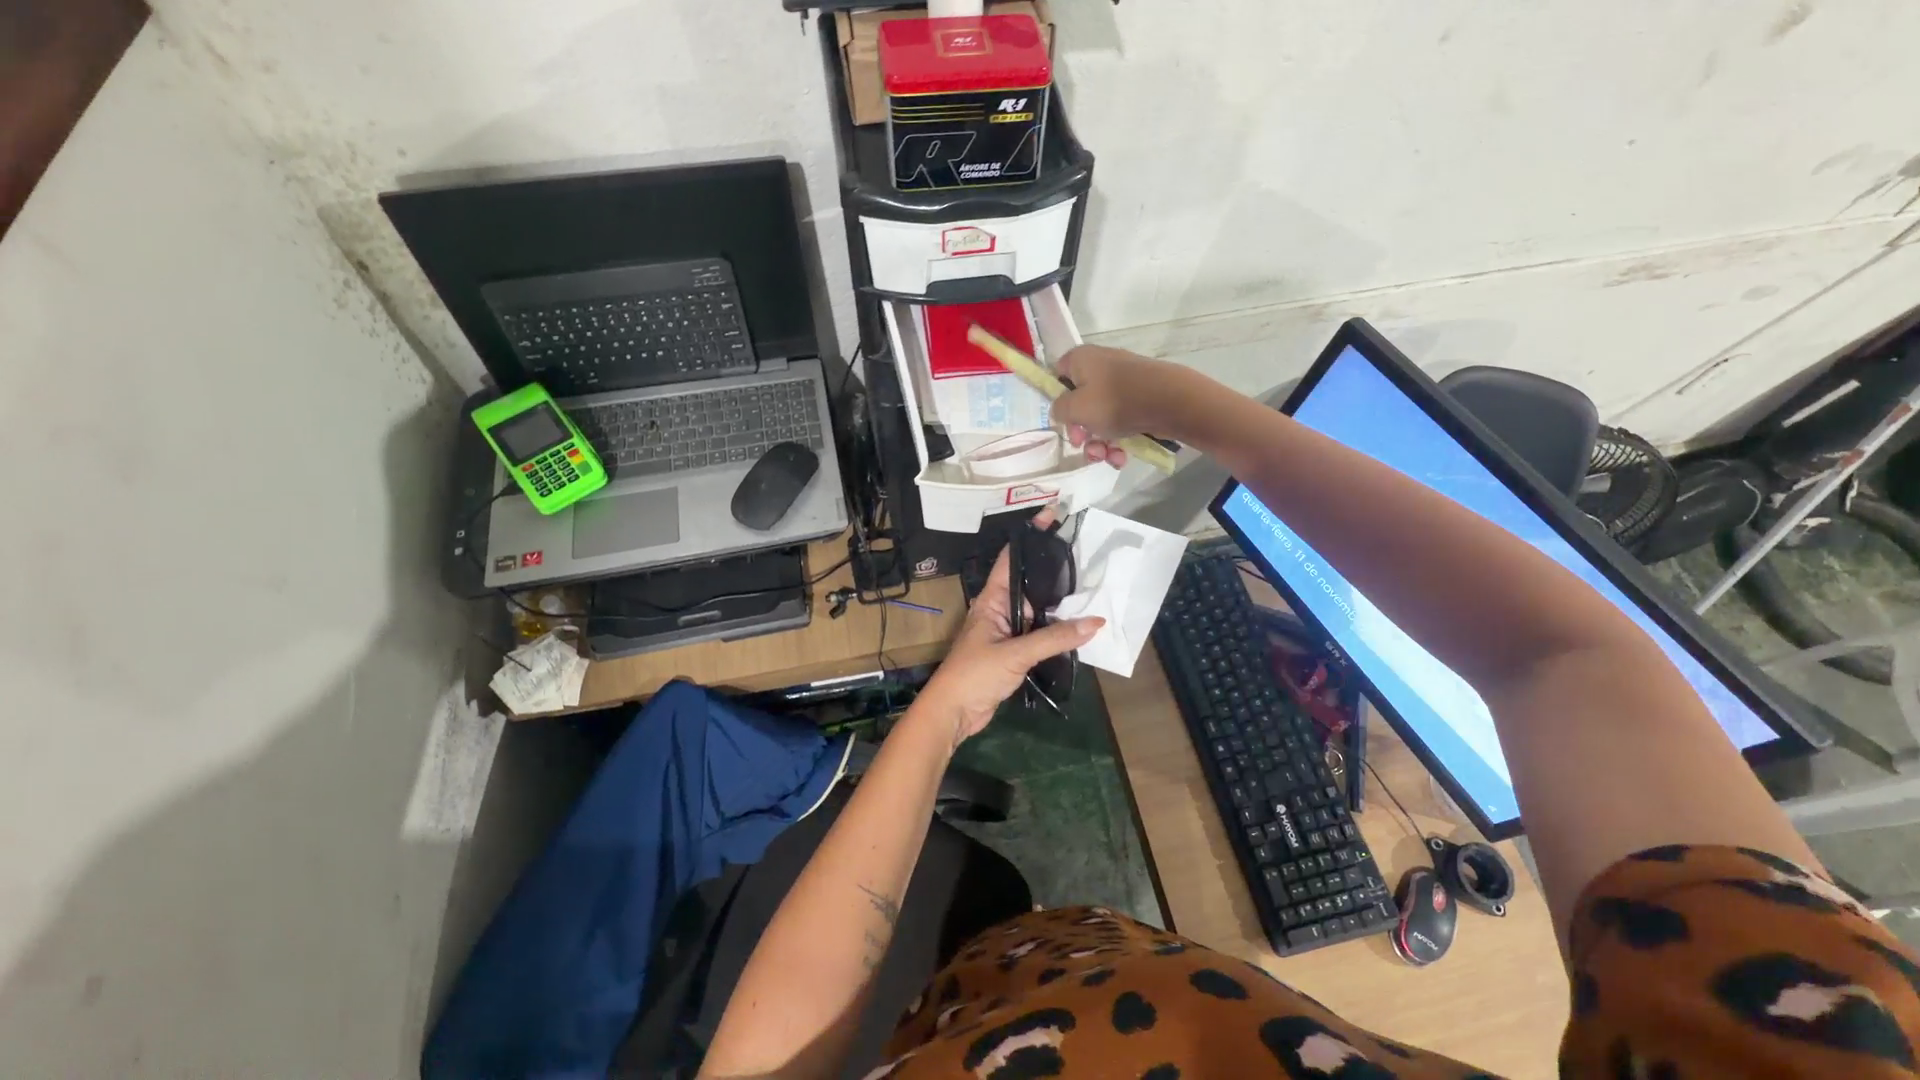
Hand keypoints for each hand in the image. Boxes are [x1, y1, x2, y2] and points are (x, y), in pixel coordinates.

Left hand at [916, 510, 1103, 743]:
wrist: (953, 713)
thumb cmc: (974, 675)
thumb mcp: (1015, 654)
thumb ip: (1055, 639)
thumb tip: (1096, 622)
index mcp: (992, 599)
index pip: (1013, 560)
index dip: (1032, 538)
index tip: (1053, 516)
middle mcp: (1000, 610)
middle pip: (1031, 585)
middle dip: (1056, 572)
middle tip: (1090, 556)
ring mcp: (1007, 632)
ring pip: (1039, 612)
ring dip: (1061, 607)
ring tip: (1095, 589)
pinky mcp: (1014, 653)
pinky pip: (1040, 635)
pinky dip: (1058, 632)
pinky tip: (1081, 629)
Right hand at [1053, 345, 1202, 468]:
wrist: (1169, 401)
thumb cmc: (1114, 401)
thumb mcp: (1075, 408)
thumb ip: (1059, 409)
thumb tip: (1061, 410)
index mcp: (1081, 359)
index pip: (1058, 374)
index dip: (1057, 399)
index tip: (1062, 419)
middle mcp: (1101, 366)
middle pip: (1080, 402)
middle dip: (1081, 430)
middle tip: (1083, 444)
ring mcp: (1123, 383)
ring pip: (1101, 417)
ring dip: (1100, 442)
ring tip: (1107, 457)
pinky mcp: (1141, 398)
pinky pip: (1122, 421)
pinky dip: (1119, 440)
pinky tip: (1122, 457)